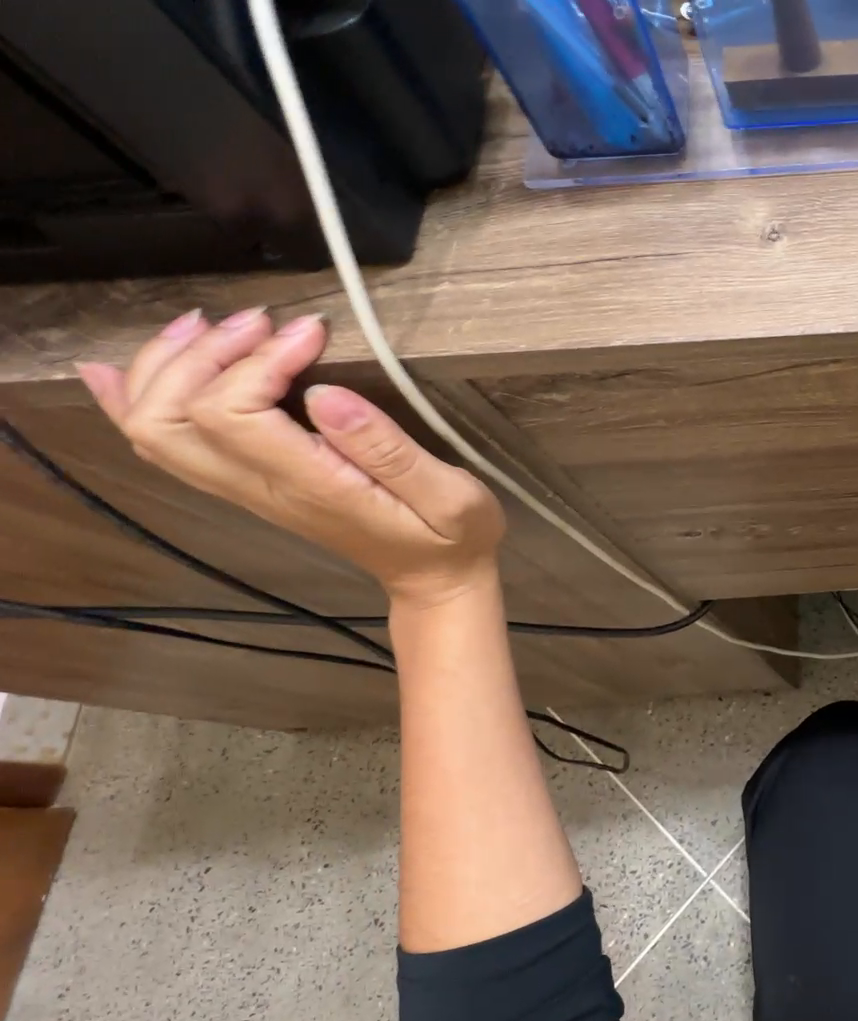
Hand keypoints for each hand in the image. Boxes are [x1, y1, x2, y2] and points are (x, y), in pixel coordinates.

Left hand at [77, 308, 505, 607]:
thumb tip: (327, 393)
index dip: (257, 360)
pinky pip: (162, 446)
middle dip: (204, 354)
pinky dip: (132, 401)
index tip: (313, 333)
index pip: (233, 413)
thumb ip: (392, 450)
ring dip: (167, 366)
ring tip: (210, 325)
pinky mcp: (248, 486)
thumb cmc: (452, 536)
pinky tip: (118, 372)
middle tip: (261, 322)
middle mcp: (262, 488)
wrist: (435, 576)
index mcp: (313, 485)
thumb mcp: (451, 495)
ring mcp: (247, 489)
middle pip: (172, 415)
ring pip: (154, 426)